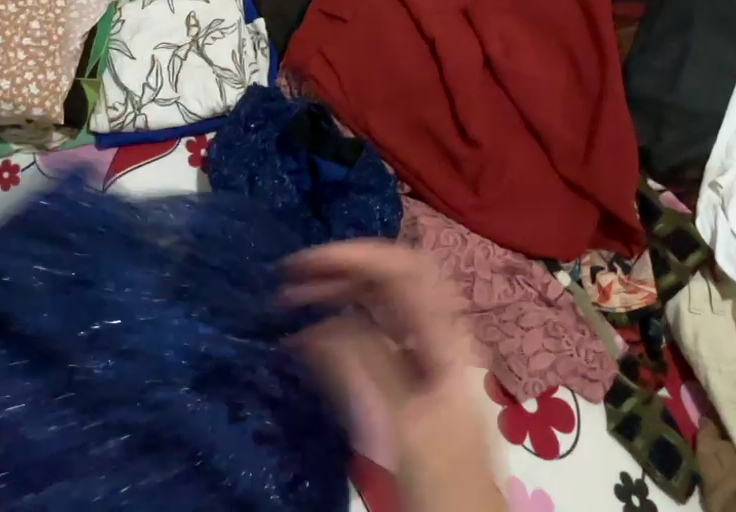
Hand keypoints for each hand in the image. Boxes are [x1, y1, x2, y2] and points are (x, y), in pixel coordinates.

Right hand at [286, 240, 503, 511]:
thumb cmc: (443, 479)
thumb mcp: (403, 421)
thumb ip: (365, 363)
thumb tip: (316, 323)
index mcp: (446, 336)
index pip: (406, 268)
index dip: (359, 255)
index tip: (308, 263)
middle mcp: (436, 336)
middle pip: (389, 281)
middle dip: (339, 271)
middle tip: (289, 279)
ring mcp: (422, 358)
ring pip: (377, 306)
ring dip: (335, 294)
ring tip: (290, 301)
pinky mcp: (405, 382)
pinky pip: (368, 336)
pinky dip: (337, 326)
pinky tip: (307, 336)